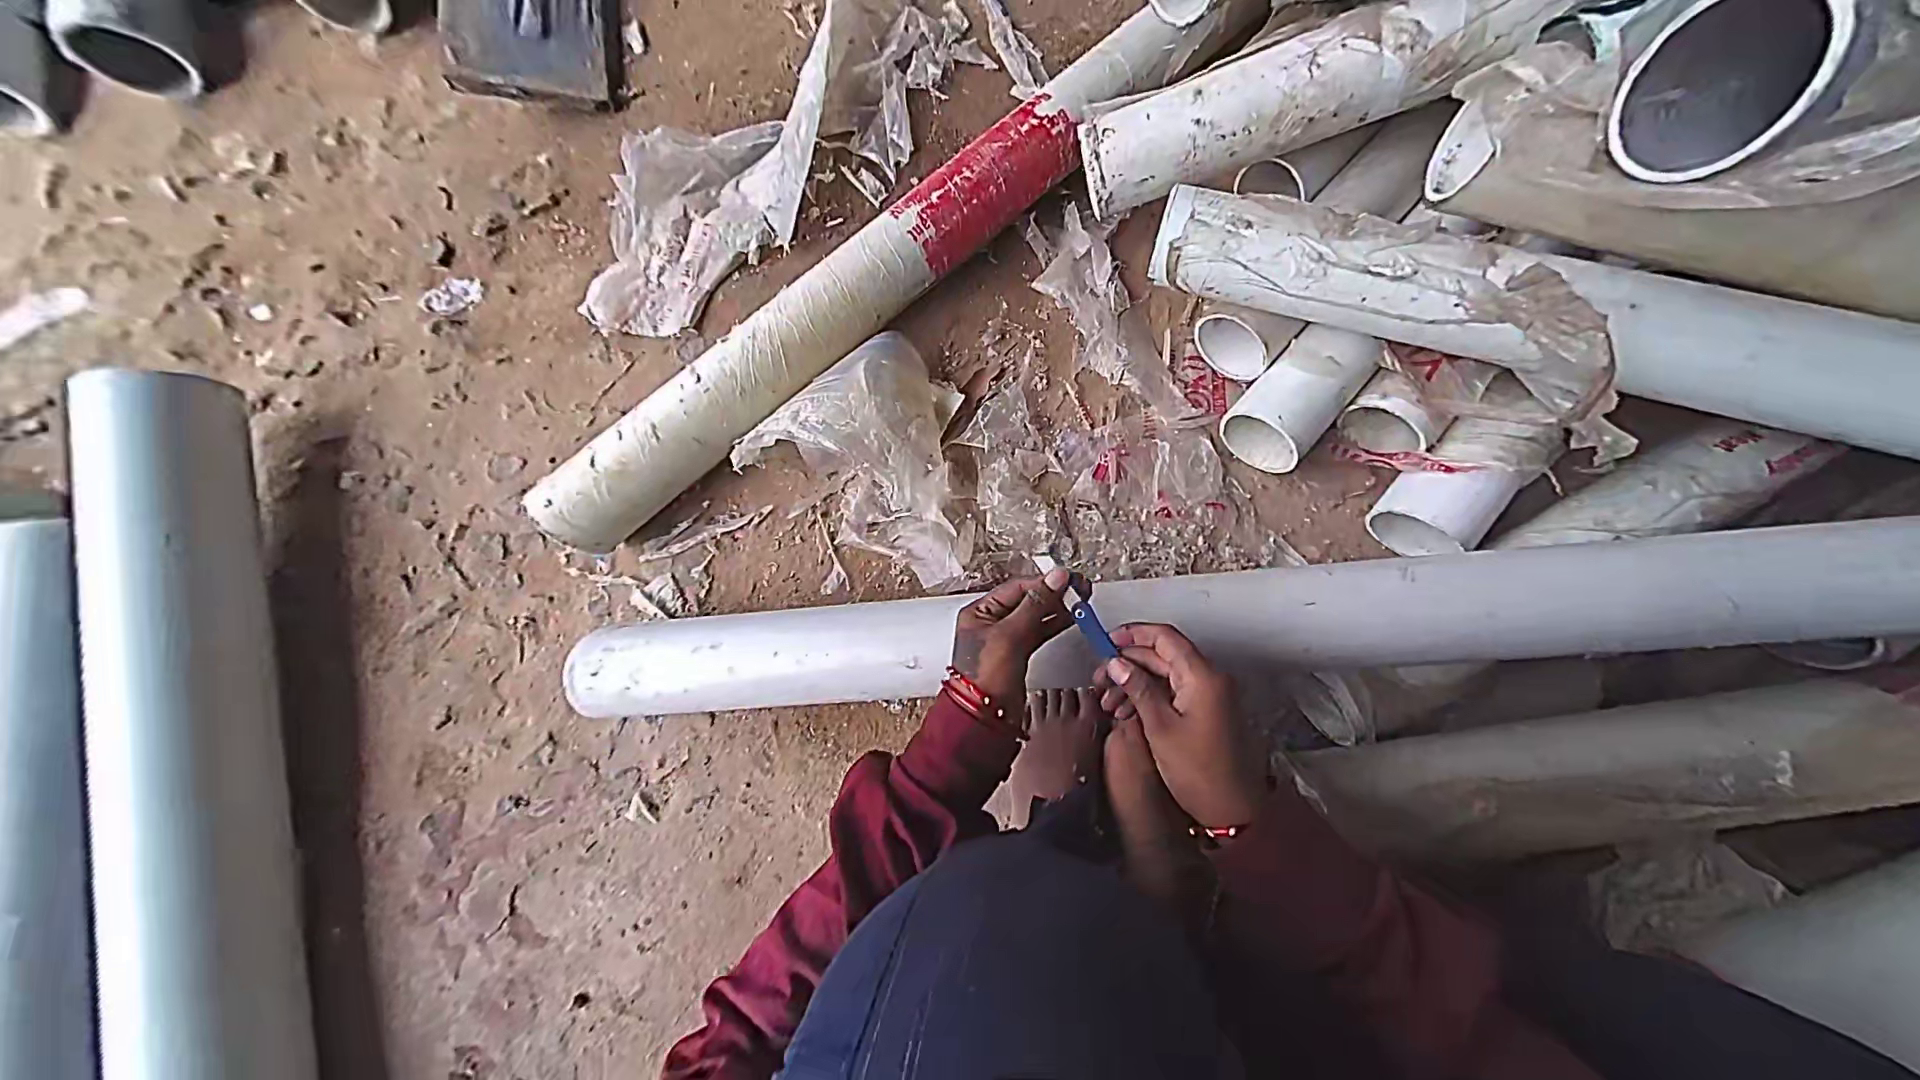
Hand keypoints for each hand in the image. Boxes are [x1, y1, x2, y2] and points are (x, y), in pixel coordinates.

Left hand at [951, 569, 1073, 710]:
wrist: (985, 719)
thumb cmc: (984, 679)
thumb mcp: (1009, 635)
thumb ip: (1035, 605)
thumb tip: (1055, 579)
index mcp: (980, 613)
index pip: (1016, 589)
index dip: (1043, 583)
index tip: (1067, 579)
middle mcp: (991, 623)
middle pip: (1027, 600)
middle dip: (1054, 593)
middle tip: (1079, 587)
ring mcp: (1005, 639)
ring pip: (1036, 616)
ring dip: (1058, 607)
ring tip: (1080, 600)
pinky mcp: (1017, 654)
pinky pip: (1039, 632)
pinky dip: (1055, 624)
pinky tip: (1070, 618)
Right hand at [1094, 623, 1265, 828]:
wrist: (1231, 810)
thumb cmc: (1201, 774)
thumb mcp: (1160, 728)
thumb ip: (1138, 688)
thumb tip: (1117, 663)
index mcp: (1203, 677)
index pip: (1165, 637)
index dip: (1133, 634)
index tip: (1108, 640)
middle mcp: (1209, 679)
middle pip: (1162, 655)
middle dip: (1128, 662)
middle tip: (1101, 676)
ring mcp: (1209, 694)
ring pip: (1164, 673)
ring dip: (1135, 681)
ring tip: (1109, 699)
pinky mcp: (1205, 709)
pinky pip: (1173, 690)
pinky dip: (1149, 695)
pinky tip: (1127, 709)